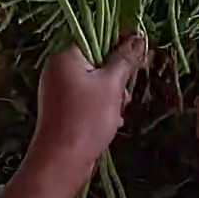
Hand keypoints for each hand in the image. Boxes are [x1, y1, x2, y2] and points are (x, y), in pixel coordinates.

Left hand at [30, 35, 147, 180]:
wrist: (61, 161)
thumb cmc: (86, 119)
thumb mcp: (112, 85)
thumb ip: (125, 59)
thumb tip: (139, 38)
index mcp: (65, 57)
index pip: (95, 35)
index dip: (119, 40)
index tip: (140, 51)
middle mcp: (58, 69)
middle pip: (96, 59)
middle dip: (117, 73)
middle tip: (128, 89)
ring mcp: (59, 90)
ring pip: (94, 80)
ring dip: (112, 92)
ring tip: (120, 108)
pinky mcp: (63, 108)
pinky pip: (88, 97)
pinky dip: (102, 104)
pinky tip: (113, 119)